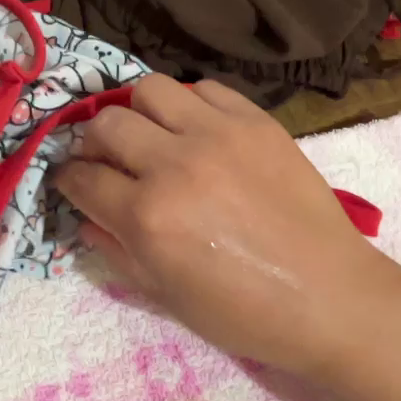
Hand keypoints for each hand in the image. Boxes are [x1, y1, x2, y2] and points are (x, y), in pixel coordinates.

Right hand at [53, 76, 400, 374]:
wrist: (332, 297)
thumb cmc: (245, 312)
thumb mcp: (166, 296)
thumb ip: (114, 251)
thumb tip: (85, 215)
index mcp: (149, 217)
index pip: (82, 177)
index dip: (67, 179)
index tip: (72, 180)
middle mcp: (175, 165)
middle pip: (106, 124)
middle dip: (94, 143)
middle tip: (108, 160)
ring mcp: (218, 135)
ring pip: (150, 89)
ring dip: (138, 112)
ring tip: (152, 136)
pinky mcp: (255, 120)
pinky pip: (204, 88)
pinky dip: (190, 105)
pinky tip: (198, 131)